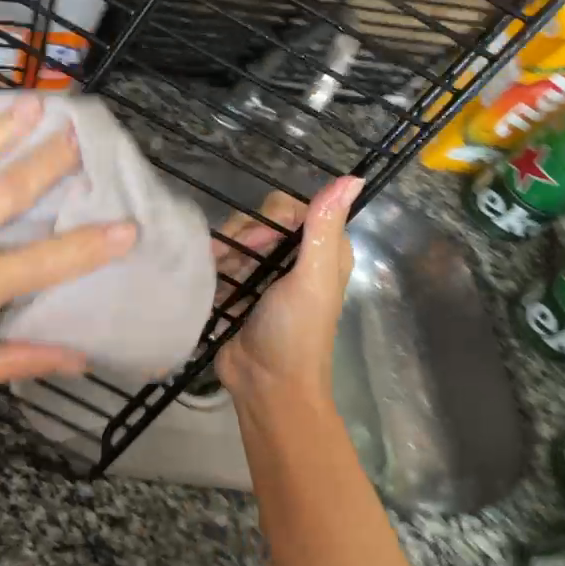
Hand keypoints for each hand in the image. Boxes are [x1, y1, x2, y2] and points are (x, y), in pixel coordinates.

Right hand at [214, 175, 362, 404]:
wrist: (266, 386)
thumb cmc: (295, 334)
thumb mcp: (312, 279)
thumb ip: (324, 228)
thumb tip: (354, 179)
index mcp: (322, 251)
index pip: (287, 208)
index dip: (267, 220)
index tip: (258, 244)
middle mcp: (295, 257)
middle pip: (257, 221)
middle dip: (240, 238)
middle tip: (235, 264)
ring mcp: (265, 274)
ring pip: (236, 239)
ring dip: (224, 253)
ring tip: (218, 275)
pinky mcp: (241, 289)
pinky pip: (222, 260)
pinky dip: (214, 267)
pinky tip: (210, 281)